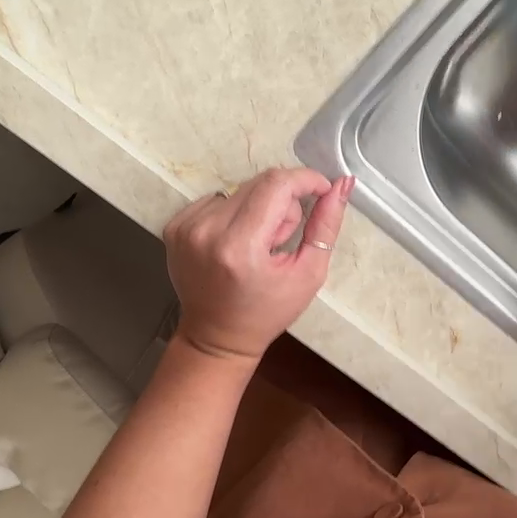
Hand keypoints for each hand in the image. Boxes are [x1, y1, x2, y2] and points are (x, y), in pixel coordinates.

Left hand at [163, 168, 353, 363]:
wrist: (216, 337)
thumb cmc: (268, 312)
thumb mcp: (308, 274)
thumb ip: (325, 226)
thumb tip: (341, 185)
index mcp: (240, 246)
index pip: (277, 185)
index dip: (306, 180)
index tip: (322, 189)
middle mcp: (207, 230)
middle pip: (260, 183)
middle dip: (284, 200)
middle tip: (284, 236)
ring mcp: (186, 226)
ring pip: (240, 189)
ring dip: (259, 208)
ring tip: (259, 244)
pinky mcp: (175, 225)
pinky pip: (218, 199)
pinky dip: (235, 214)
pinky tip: (236, 243)